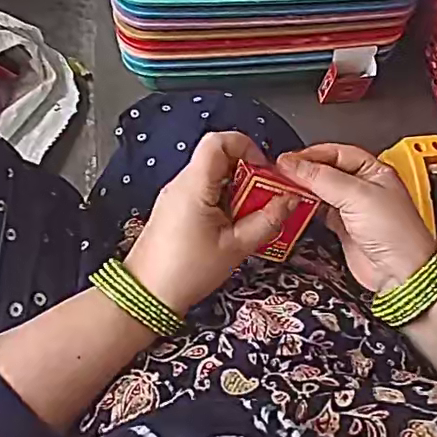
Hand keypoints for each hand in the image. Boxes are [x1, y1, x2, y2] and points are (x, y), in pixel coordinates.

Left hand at [124, 131, 300, 313]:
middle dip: (248, 172)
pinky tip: (231, 226)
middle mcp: (182, 184)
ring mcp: (176, 195)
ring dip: (237, 189)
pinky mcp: (175, 208)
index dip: (246, 146)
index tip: (264, 170)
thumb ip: (267, 220)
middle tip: (265, 198)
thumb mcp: (237, 247)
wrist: (146, 295)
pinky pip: (204, 191)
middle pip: (219, 157)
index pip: (218, 141)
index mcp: (194, 185)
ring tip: (249, 217)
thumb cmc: (187, 272)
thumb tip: (290, 200)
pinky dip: (223, 200)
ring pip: (213, 175)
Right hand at [276, 144, 436, 292]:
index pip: (336, 153)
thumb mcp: (357, 195)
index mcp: (373, 170)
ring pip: (320, 190)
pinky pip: (319, 211)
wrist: (400, 273)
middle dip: (303, 171)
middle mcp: (362, 186)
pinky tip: (294, 205)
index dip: (311, 155)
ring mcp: (352, 207)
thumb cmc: (396, 233)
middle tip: (280, 173)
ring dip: (302, 189)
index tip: (287, 160)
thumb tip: (293, 163)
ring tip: (283, 187)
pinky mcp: (342, 227)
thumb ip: (322, 178)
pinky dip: (305, 207)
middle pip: (326, 170)